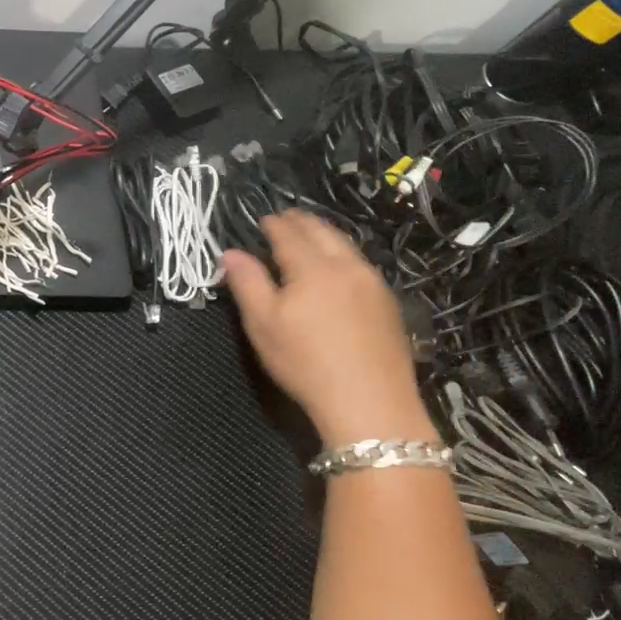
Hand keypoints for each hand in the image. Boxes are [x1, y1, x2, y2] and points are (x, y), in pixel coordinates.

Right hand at [223, 211, 434, 444]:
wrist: (370, 402)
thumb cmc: (305, 361)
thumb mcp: (263, 323)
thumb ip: (246, 283)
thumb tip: (231, 253)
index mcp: (313, 268)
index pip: (289, 234)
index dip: (273, 224)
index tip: (262, 218)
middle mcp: (347, 267)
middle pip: (324, 233)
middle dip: (302, 222)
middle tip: (285, 217)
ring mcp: (373, 284)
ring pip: (347, 247)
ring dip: (325, 235)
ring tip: (310, 235)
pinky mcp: (388, 305)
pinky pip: (361, 265)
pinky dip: (343, 254)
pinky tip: (337, 267)